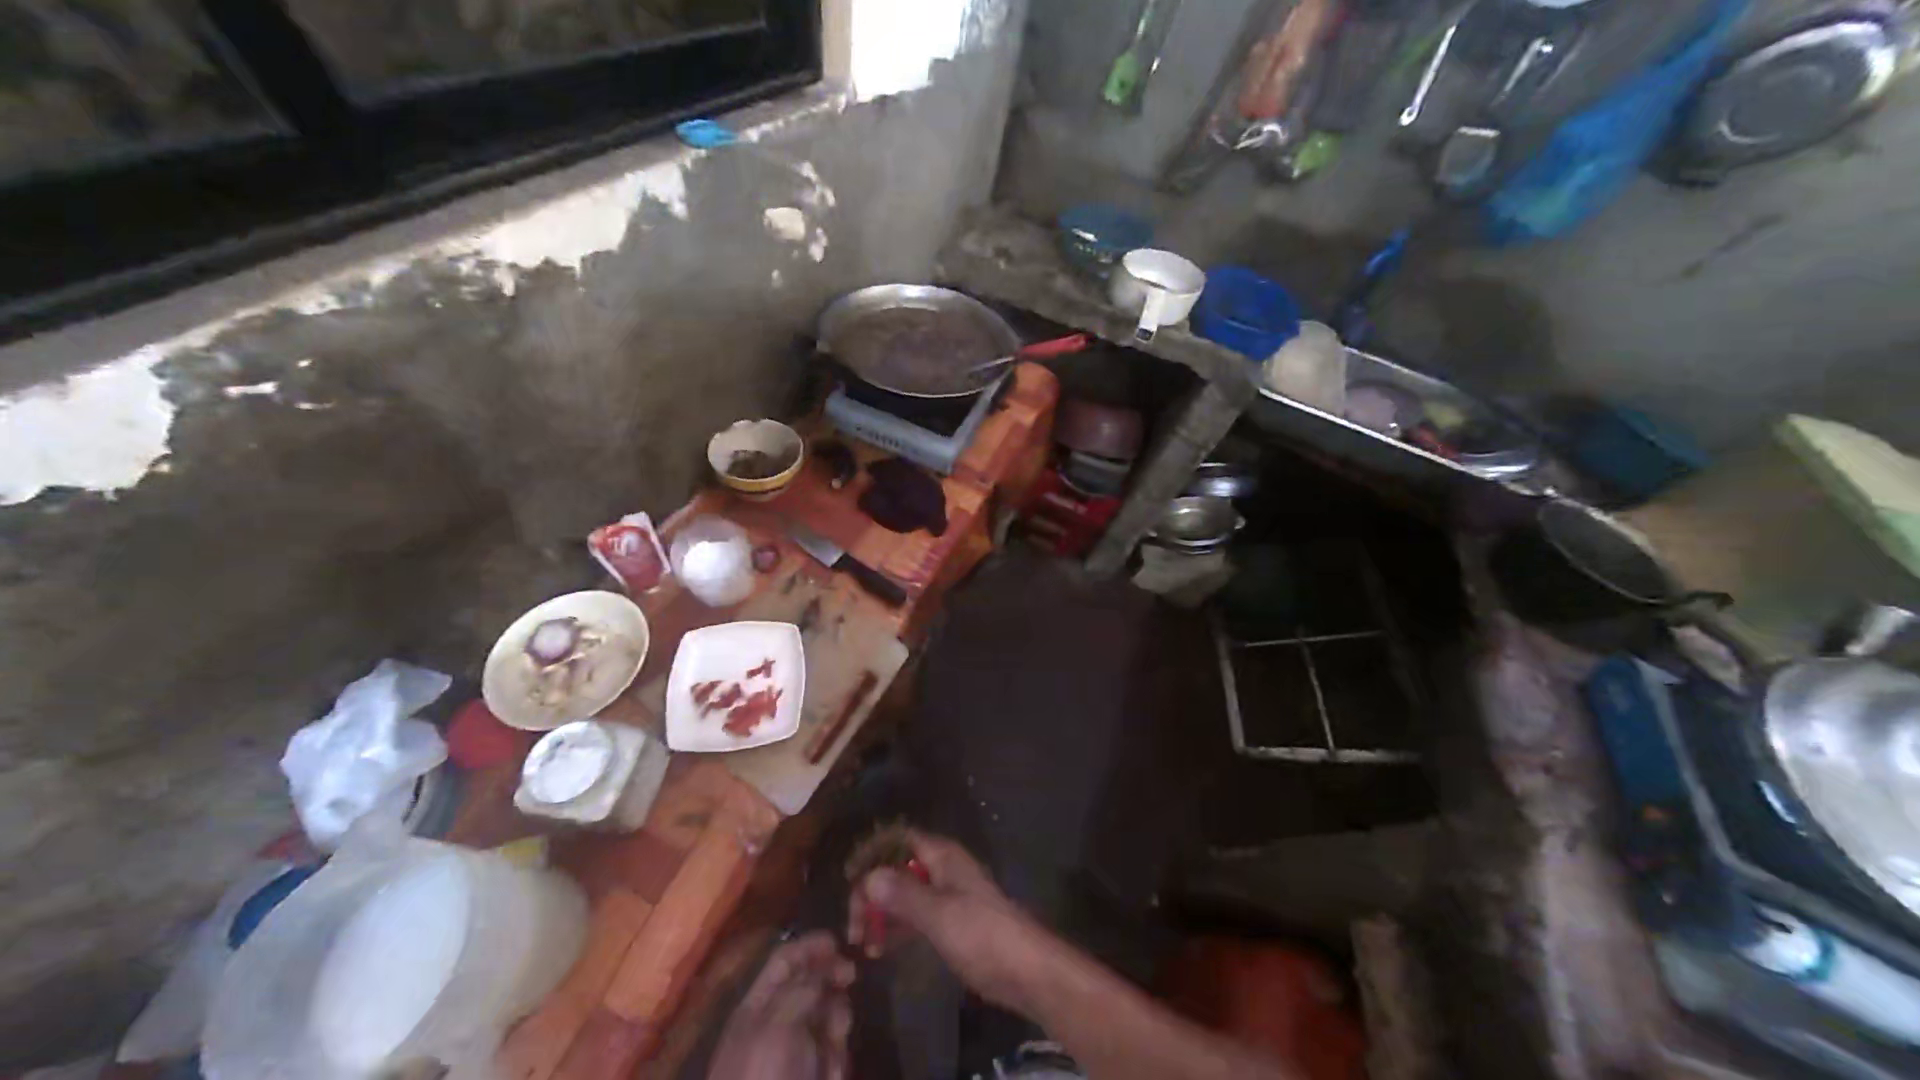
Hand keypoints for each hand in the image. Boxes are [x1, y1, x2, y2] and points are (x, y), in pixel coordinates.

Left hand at [706, 932, 854, 1079]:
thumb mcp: (776, 1029)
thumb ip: (800, 990)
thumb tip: (822, 968)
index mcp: (755, 1008)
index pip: (783, 961)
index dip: (810, 946)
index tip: (840, 942)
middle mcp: (774, 1024)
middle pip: (809, 985)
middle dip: (831, 985)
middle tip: (849, 982)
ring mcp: (793, 1053)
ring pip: (827, 1017)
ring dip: (837, 1024)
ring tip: (835, 1050)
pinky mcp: (812, 1075)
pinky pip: (833, 1053)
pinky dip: (838, 1059)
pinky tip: (834, 1075)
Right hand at [846, 830, 1061, 1015]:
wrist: (1026, 971)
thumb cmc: (983, 935)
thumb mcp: (938, 914)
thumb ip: (902, 894)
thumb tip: (867, 877)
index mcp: (942, 857)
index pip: (899, 839)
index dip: (873, 854)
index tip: (850, 880)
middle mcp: (943, 869)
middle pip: (898, 868)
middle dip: (873, 892)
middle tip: (853, 927)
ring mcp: (948, 896)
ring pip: (905, 895)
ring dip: (882, 913)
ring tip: (863, 943)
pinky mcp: (951, 923)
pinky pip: (915, 917)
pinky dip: (897, 928)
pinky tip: (881, 950)